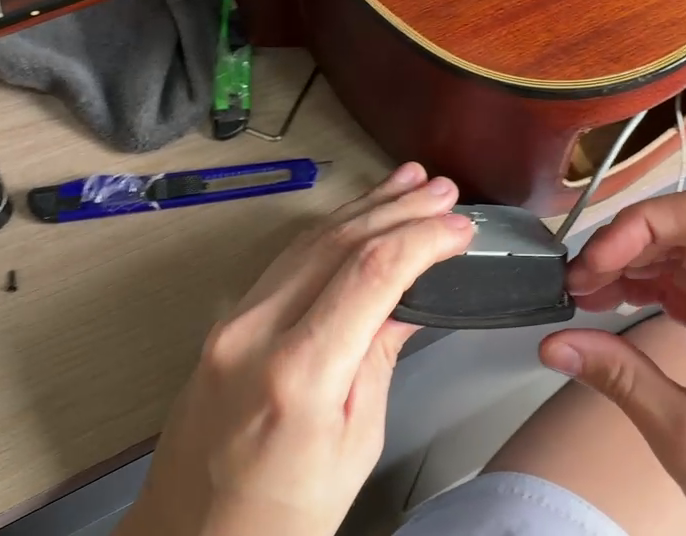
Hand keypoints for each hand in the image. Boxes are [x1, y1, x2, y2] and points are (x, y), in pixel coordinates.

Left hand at [116, 163, 473, 535]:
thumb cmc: (277, 517)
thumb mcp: (355, 446)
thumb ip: (379, 359)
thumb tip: (407, 302)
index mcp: (297, 374)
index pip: (369, 275)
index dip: (420, 241)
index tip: (458, 229)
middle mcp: (256, 333)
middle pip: (338, 244)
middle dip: (397, 209)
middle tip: (442, 191)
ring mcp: (234, 321)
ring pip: (309, 240)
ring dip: (364, 208)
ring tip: (407, 183)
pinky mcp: (227, 320)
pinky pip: (285, 261)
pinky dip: (329, 231)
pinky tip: (356, 216)